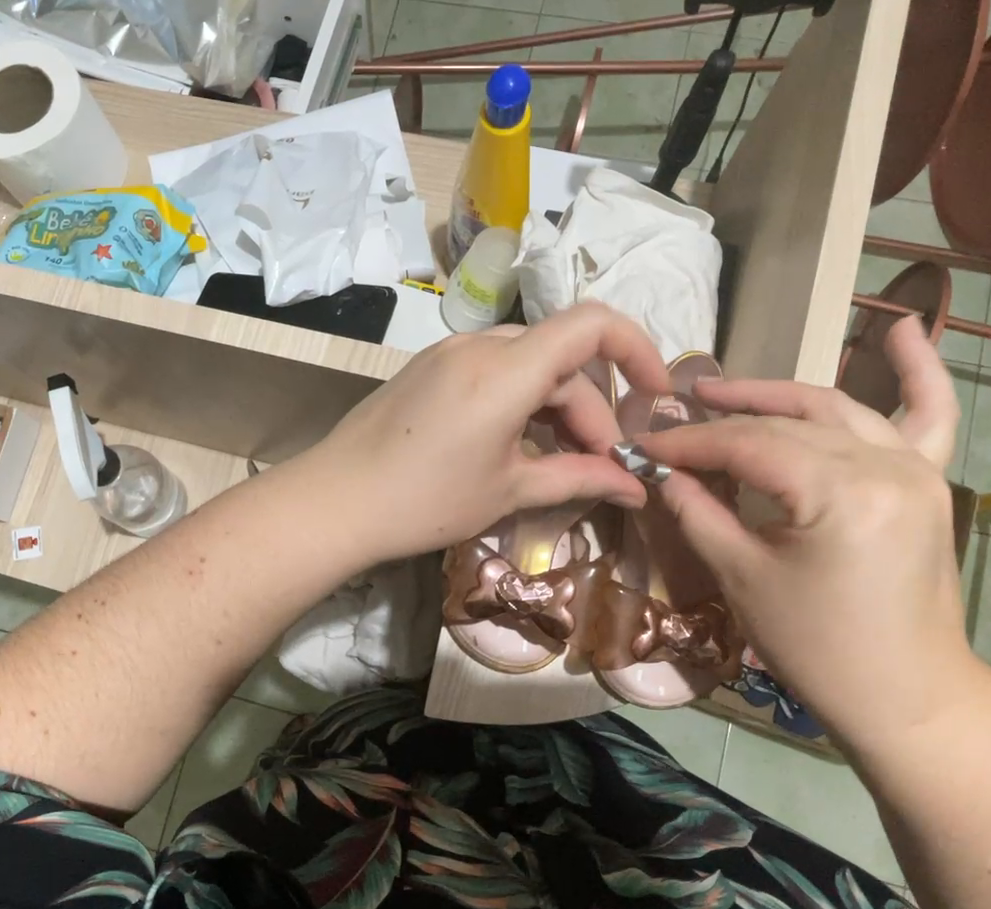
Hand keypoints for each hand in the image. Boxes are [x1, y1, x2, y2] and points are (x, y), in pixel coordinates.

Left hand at [293, 303, 672, 563]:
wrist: (334, 502)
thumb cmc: (424, 501)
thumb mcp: (508, 492)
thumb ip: (578, 478)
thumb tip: (636, 487)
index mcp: (505, 369)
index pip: (593, 324)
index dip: (638, 350)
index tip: (655, 397)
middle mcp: (478, 345)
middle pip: (561, 355)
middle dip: (592, 408)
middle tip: (601, 464)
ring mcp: (446, 353)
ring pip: (526, 363)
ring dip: (556, 406)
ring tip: (562, 461)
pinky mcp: (426, 369)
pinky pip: (491, 370)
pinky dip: (519, 401)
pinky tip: (517, 446)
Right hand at [637, 316, 977, 737]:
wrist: (901, 690)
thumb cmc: (814, 645)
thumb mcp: (742, 577)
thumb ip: (699, 512)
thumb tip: (661, 470)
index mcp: (840, 493)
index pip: (748, 446)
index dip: (689, 442)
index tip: (642, 443)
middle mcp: (885, 465)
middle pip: (786, 425)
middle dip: (721, 423)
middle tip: (670, 422)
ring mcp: (915, 469)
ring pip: (836, 410)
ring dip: (778, 396)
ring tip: (722, 390)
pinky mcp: (927, 482)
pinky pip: (928, 416)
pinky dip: (917, 372)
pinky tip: (906, 329)